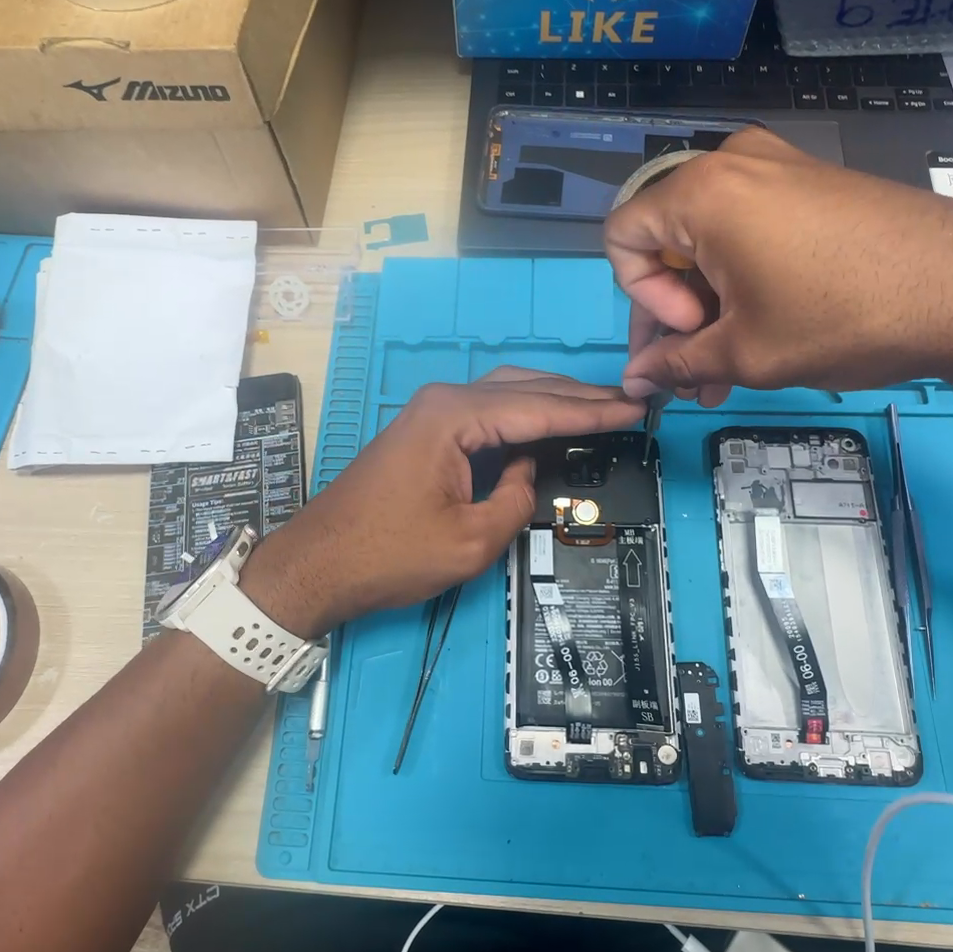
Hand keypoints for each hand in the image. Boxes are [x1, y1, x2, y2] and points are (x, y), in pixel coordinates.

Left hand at [238, 368, 644, 638]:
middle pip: (523, 388)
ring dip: (550, 401)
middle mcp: (443, 400)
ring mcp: (429, 413)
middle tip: (627, 403)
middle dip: (577, 397)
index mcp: (455, 416)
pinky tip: (544, 425)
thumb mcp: (469, 541)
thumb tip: (527, 472)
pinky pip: (484, 413)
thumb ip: (515, 500)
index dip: (591, 412)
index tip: (635, 408)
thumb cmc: (389, 555)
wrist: (317, 564)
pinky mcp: (423, 432)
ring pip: (503, 394)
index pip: (538, 408)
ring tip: (599, 409)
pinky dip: (520, 415)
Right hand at [604, 128, 952, 401]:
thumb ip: (675, 364)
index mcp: (701, 193)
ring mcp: (779, 169)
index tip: (690, 333)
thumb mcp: (744, 353)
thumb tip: (637, 380)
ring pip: (710, 245)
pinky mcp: (814, 186)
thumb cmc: (841, 317)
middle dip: (675, 314)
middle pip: (666, 242)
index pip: (622, 237)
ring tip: (728, 371)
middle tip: (697, 372)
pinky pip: (750, 233)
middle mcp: (732, 166)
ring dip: (710, 309)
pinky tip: (763, 336)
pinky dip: (744, 283)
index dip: (641, 299)